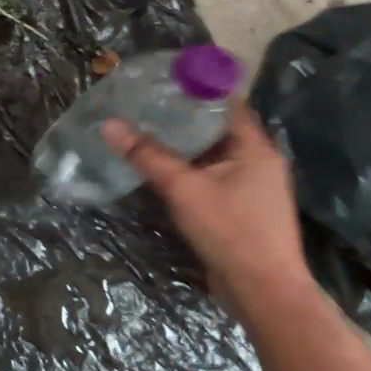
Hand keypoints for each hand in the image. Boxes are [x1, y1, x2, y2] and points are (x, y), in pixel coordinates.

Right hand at [102, 101, 308, 311]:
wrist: (262, 292)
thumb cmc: (230, 230)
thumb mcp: (183, 187)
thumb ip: (146, 154)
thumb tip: (108, 123)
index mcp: (255, 149)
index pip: (226, 104)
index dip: (196, 88)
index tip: (161, 78)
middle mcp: (257, 163)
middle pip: (215, 127)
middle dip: (179, 114)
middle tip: (140, 101)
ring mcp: (249, 187)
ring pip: (209, 153)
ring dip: (179, 143)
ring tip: (139, 128)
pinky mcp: (238, 207)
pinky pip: (207, 174)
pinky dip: (184, 166)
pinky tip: (154, 164)